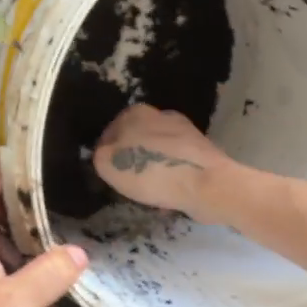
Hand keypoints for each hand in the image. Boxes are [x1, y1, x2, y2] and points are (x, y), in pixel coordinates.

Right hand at [91, 103, 232, 222]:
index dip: (106, 156)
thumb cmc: (150, 171)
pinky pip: (178, 164)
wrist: (206, 185)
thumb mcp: (107, 164)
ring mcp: (186, 131)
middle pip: (136, 141)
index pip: (109, 133)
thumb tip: (106, 155)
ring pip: (159, 152)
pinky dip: (172, 176)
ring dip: (153, 169)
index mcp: (134, 112)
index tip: (109, 175)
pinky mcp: (204, 151)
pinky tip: (171, 193)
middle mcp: (161, 114)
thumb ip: (99, 155)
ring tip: (151, 192)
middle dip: (132, 160)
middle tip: (129, 183)